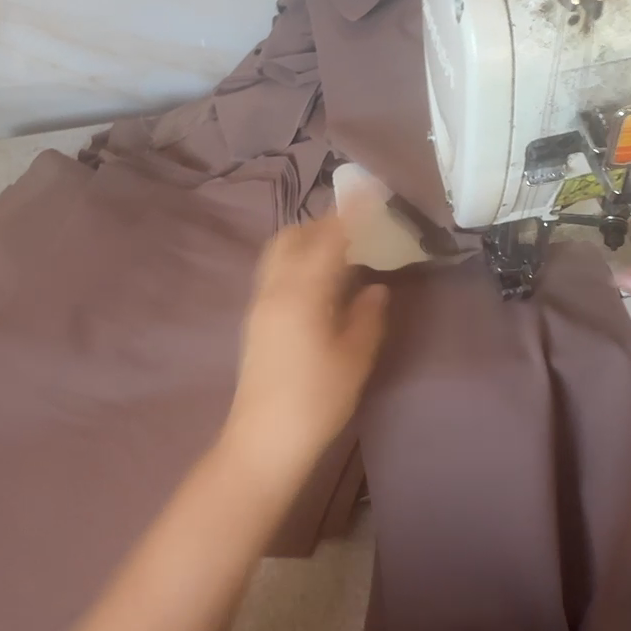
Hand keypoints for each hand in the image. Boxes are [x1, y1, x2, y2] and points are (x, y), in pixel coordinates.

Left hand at [223, 217, 389, 476]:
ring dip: (306, 241)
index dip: (351, 212)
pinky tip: (319, 282)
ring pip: (279, 253)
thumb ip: (368, 316)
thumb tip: (375, 288)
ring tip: (340, 252)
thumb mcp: (355, 358)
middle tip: (356, 227)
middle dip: (323, 223)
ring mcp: (259, 303)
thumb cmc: (316, 400)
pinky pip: (274, 272)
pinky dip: (297, 261)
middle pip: (293, 236)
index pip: (328, 237)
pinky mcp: (255, 320)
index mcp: (302, 292)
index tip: (371, 191)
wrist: (264, 439)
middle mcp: (275, 288)